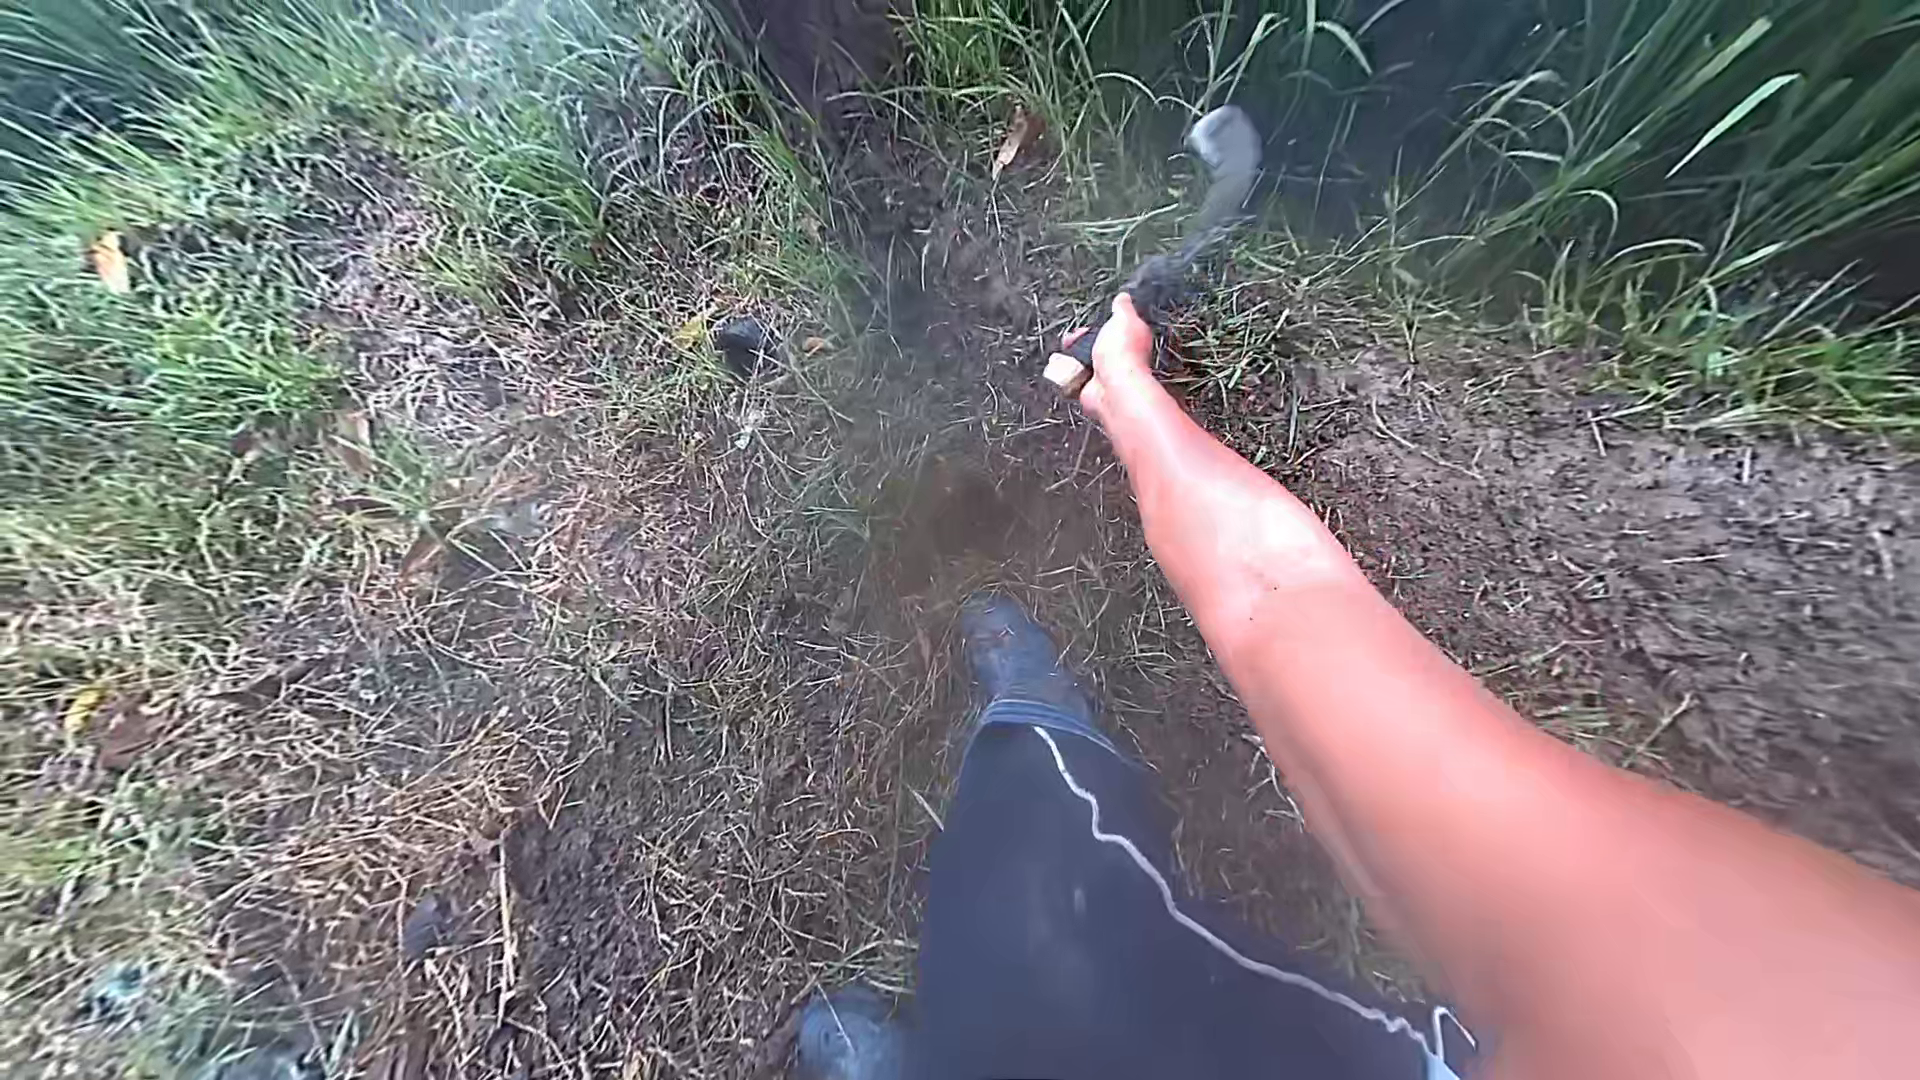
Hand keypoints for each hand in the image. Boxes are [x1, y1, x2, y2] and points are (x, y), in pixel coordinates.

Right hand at [1062, 293, 1153, 424]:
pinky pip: (1072, 378)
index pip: (1113, 329)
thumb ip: (1122, 307)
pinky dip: (1065, 372)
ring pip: (1080, 360)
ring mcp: (1102, 374)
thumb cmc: (1122, 353)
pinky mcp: (1088, 388)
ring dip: (1070, 356)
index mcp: (1130, 339)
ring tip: (1065, 352)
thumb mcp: (1124, 318)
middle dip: (1079, 339)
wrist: (1111, 386)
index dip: (1099, 324)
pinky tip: (1064, 367)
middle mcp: (1117, 358)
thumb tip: (1123, 297)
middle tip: (1073, 338)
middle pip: (1092, 344)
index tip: (1089, 323)